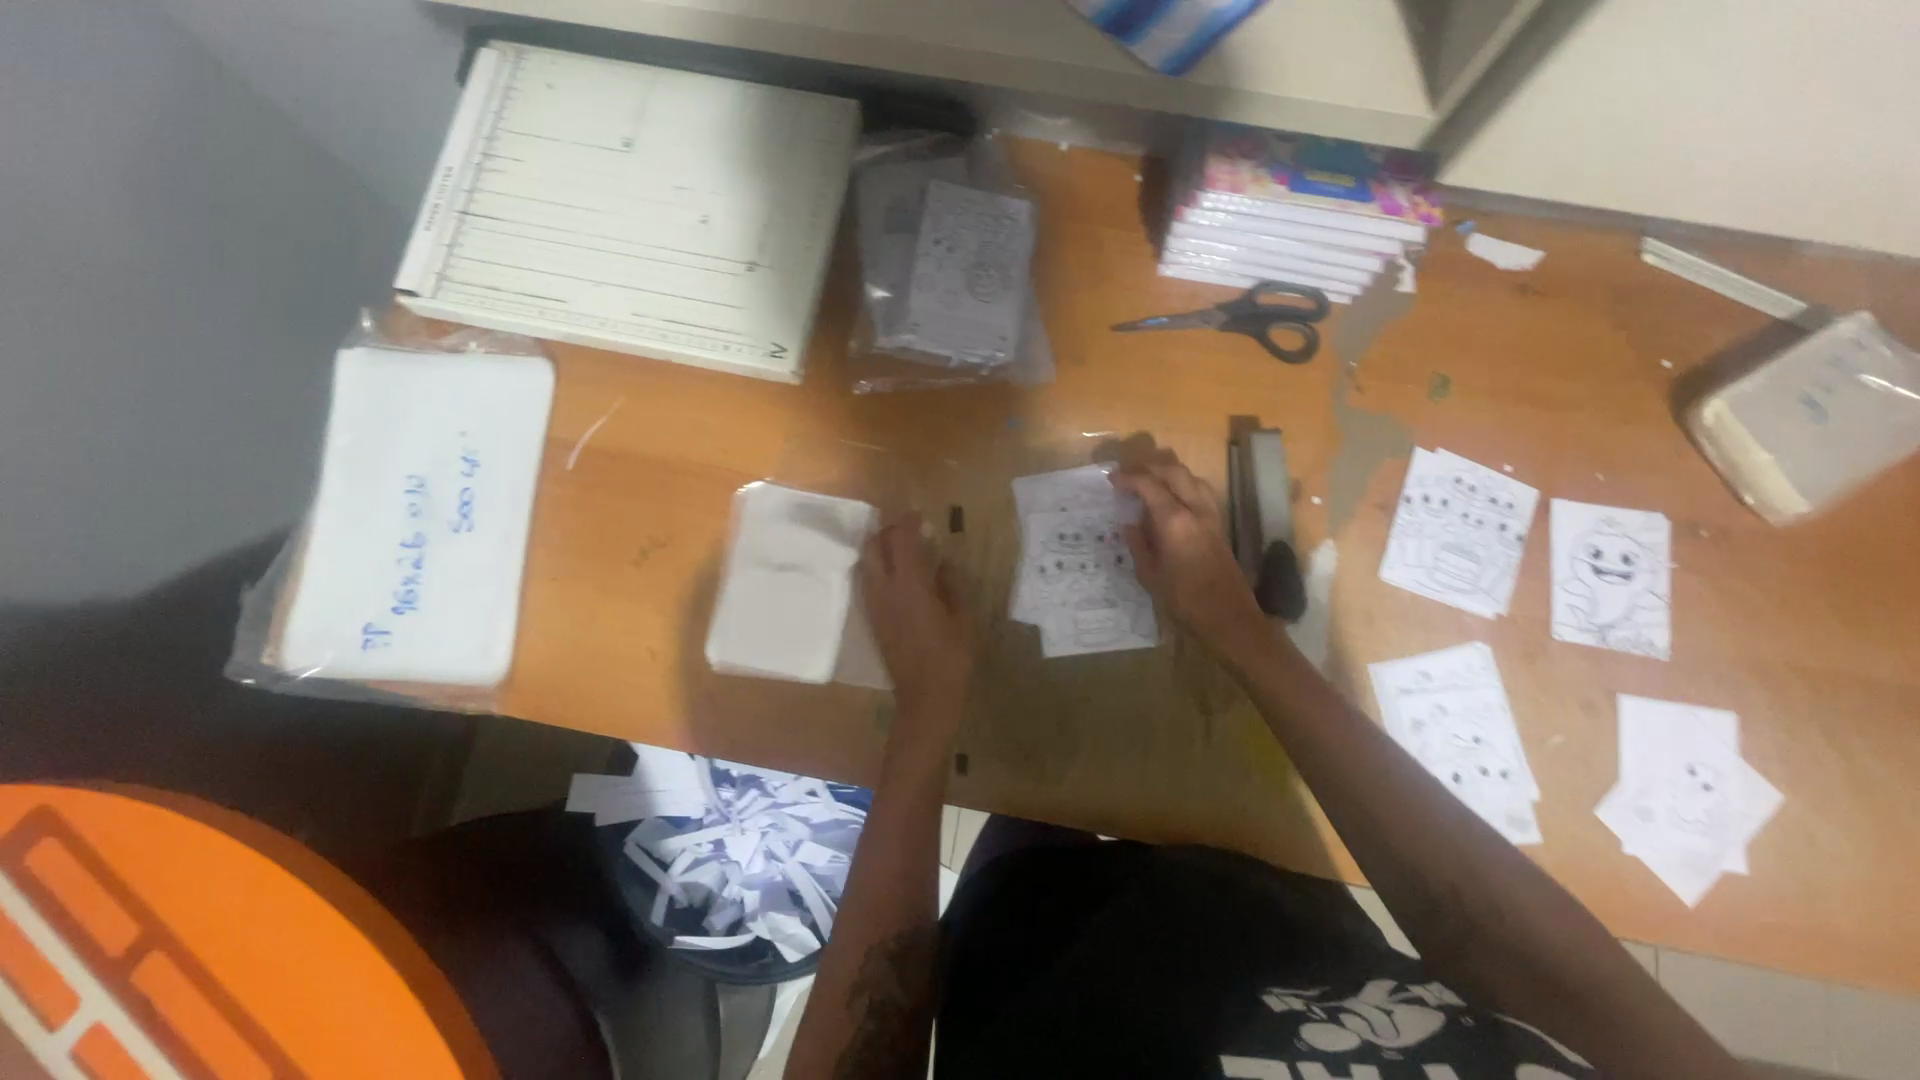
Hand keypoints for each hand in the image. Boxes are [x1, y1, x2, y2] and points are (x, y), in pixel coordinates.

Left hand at [860, 514, 973, 719]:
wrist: (925, 697)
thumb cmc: (951, 657)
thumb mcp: (962, 618)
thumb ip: (951, 584)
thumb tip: (943, 562)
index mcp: (910, 585)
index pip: (901, 540)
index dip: (908, 522)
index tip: (920, 515)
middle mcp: (885, 590)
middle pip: (873, 546)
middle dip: (887, 531)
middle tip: (908, 530)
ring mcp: (874, 606)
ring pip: (866, 564)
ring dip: (879, 549)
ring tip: (902, 550)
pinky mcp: (872, 620)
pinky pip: (868, 583)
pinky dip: (878, 569)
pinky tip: (897, 576)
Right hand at [1112, 460, 1272, 665]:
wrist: (1228, 618)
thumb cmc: (1183, 601)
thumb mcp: (1150, 576)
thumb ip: (1138, 545)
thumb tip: (1130, 524)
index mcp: (1174, 521)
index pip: (1149, 486)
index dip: (1129, 479)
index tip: (1112, 480)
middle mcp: (1195, 510)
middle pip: (1174, 472)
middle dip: (1149, 468)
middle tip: (1129, 475)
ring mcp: (1211, 516)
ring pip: (1192, 478)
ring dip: (1169, 473)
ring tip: (1150, 482)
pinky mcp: (1219, 525)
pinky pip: (1201, 492)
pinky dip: (1184, 485)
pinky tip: (1172, 499)